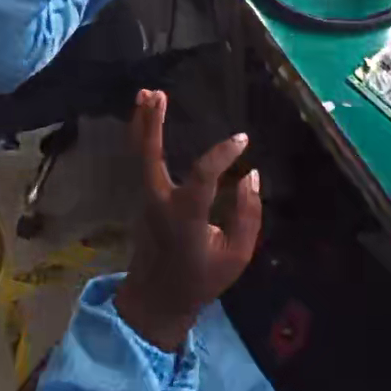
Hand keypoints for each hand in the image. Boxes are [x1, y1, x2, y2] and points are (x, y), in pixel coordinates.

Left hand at [116, 90, 260, 351]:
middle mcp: (159, 201)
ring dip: (142, 122)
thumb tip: (251, 176)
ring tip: (146, 93)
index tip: (242, 139)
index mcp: (185, 216)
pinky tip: (146, 115)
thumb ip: (247, 216)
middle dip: (152, 123)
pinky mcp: (143, 195)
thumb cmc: (201, 278)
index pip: (203, 175)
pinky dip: (142, 134)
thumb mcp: (236, 256)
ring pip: (139, 153)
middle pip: (149, 155)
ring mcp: (146, 197)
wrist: (157, 297)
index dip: (223, 154)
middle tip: (157, 93)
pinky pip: (140, 158)